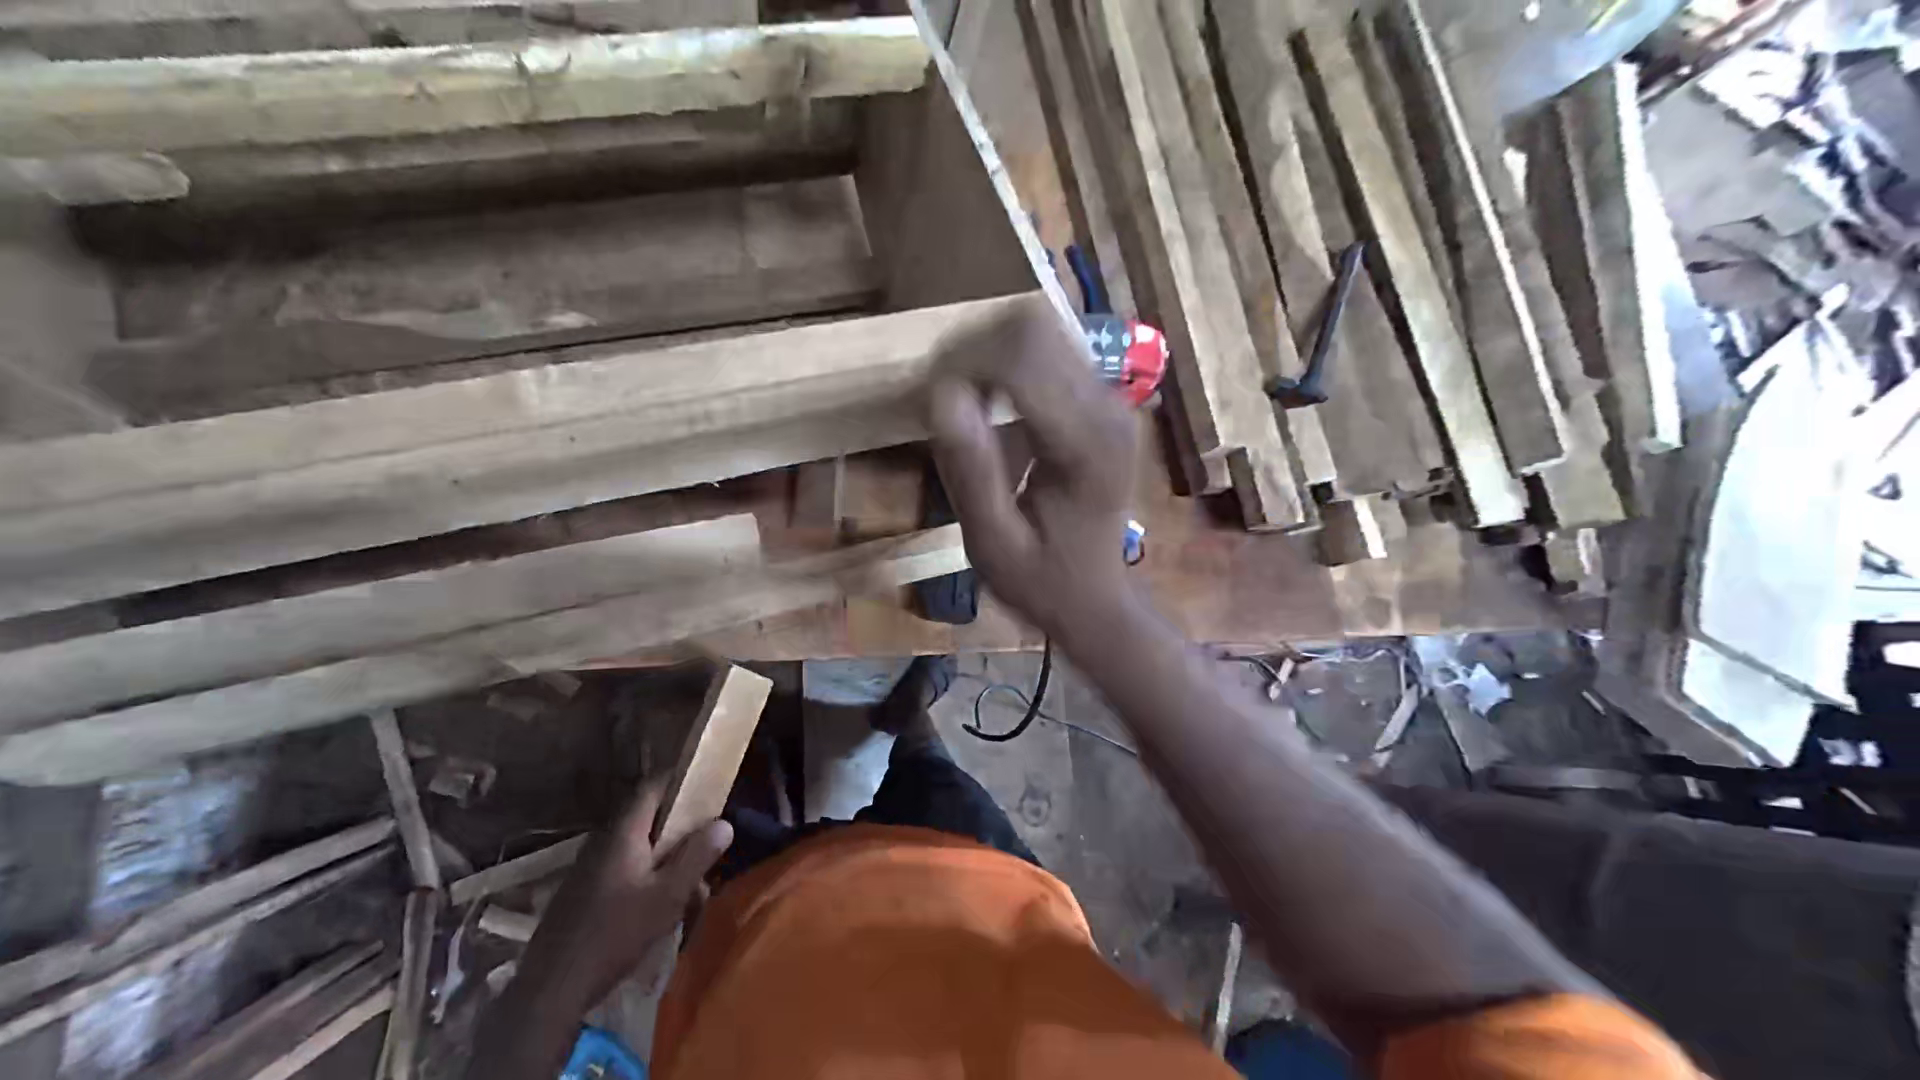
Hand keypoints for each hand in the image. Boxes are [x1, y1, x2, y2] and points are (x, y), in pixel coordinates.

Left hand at [516, 785, 732, 1011]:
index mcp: (623, 832)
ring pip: (638, 848)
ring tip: (690, 887)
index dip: (679, 781)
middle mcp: (603, 841)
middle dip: (680, 828)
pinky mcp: (583, 893)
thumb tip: (724, 823)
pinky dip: (647, 878)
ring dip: (666, 859)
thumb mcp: (668, 896)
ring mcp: (589, 868)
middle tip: (706, 845)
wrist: (550, 990)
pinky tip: (659, 909)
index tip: (706, 786)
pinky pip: (624, 870)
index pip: (652, 786)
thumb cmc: (615, 934)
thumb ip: (697, 856)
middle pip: (648, 818)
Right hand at [926, 295, 1139, 643]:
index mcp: (1084, 444)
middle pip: (1032, 327)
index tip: (932, 402)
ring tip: (963, 404)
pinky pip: (1049, 350)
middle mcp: (1107, 408)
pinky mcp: (1103, 400)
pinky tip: (990, 405)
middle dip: (973, 350)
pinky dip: (1007, 363)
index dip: (963, 362)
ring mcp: (1111, 399)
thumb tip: (942, 394)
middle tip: (943, 401)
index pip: (1020, 356)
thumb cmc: (1041, 580)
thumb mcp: (993, 543)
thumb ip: (972, 472)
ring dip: (988, 352)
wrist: (1096, 598)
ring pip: (1040, 327)